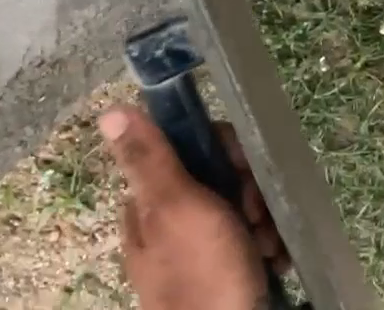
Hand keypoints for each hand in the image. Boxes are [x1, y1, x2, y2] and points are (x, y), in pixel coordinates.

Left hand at [100, 106, 288, 309]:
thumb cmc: (203, 274)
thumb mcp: (177, 209)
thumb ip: (151, 159)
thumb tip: (111, 110)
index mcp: (149, 207)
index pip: (190, 148)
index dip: (223, 150)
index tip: (242, 167)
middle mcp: (169, 225)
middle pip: (220, 176)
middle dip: (249, 190)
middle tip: (255, 215)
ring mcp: (197, 253)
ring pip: (241, 206)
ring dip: (264, 218)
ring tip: (266, 244)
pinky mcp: (223, 273)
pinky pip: (252, 238)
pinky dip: (267, 244)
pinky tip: (272, 259)